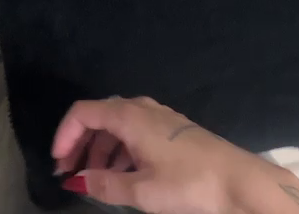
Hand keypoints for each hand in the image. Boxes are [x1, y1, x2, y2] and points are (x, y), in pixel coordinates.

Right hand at [52, 97, 298, 213]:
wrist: (241, 182)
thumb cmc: (189, 184)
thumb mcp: (143, 191)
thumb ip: (105, 185)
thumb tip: (77, 182)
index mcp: (127, 115)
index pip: (82, 113)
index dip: (64, 135)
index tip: (58, 163)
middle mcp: (138, 107)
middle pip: (97, 117)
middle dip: (80, 145)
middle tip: (71, 175)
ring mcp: (156, 115)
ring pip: (116, 126)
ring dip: (100, 151)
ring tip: (95, 180)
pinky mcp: (170, 128)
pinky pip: (133, 131)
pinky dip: (119, 150)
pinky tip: (123, 175)